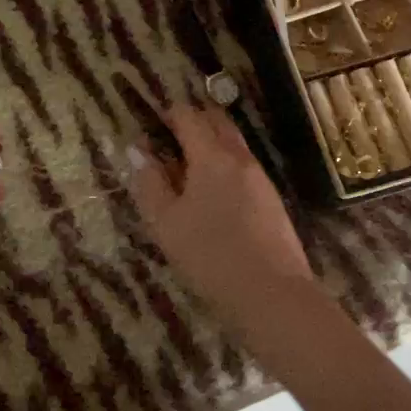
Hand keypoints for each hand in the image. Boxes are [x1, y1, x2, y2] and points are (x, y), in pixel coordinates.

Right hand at [129, 105, 312, 324]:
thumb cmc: (211, 257)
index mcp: (211, 156)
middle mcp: (238, 157)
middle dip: (193, 120)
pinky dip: (226, 165)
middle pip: (216, 121)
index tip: (152, 125)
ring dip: (211, 143)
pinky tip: (214, 195)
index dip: (168, 114)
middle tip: (170, 140)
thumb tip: (136, 150)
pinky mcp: (272, 200)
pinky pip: (244, 166)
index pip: (188, 116)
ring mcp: (260, 177)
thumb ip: (149, 183)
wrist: (274, 296)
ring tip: (188, 169)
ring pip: (234, 143)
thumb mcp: (166, 224)